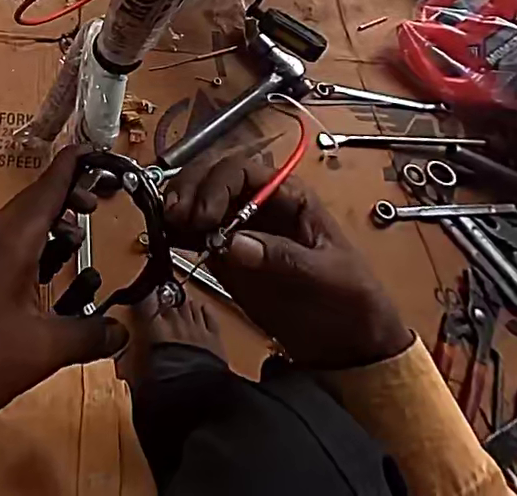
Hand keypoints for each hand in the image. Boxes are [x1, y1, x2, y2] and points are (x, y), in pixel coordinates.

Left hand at [0, 145, 128, 434]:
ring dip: (47, 225)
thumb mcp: (42, 349)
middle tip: (95, 209)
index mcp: (11, 238)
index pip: (48, 187)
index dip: (73, 166)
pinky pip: (0, 241)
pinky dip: (27, 245)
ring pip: (16, 222)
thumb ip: (87, 335)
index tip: (92, 149)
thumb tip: (121, 333)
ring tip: (74, 242)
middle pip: (34, 201)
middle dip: (66, 199)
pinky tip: (39, 273)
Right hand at [164, 151, 411, 370]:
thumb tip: (233, 242)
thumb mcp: (329, 276)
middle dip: (188, 190)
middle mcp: (254, 200)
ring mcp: (234, 222)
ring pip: (194, 195)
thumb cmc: (351, 301)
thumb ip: (284, 256)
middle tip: (174, 216)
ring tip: (166, 224)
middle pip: (210, 175)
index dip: (217, 185)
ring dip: (176, 204)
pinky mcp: (220, 248)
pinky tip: (165, 236)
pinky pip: (191, 229)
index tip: (203, 215)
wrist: (347, 346)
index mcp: (285, 194)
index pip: (240, 170)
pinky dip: (174, 229)